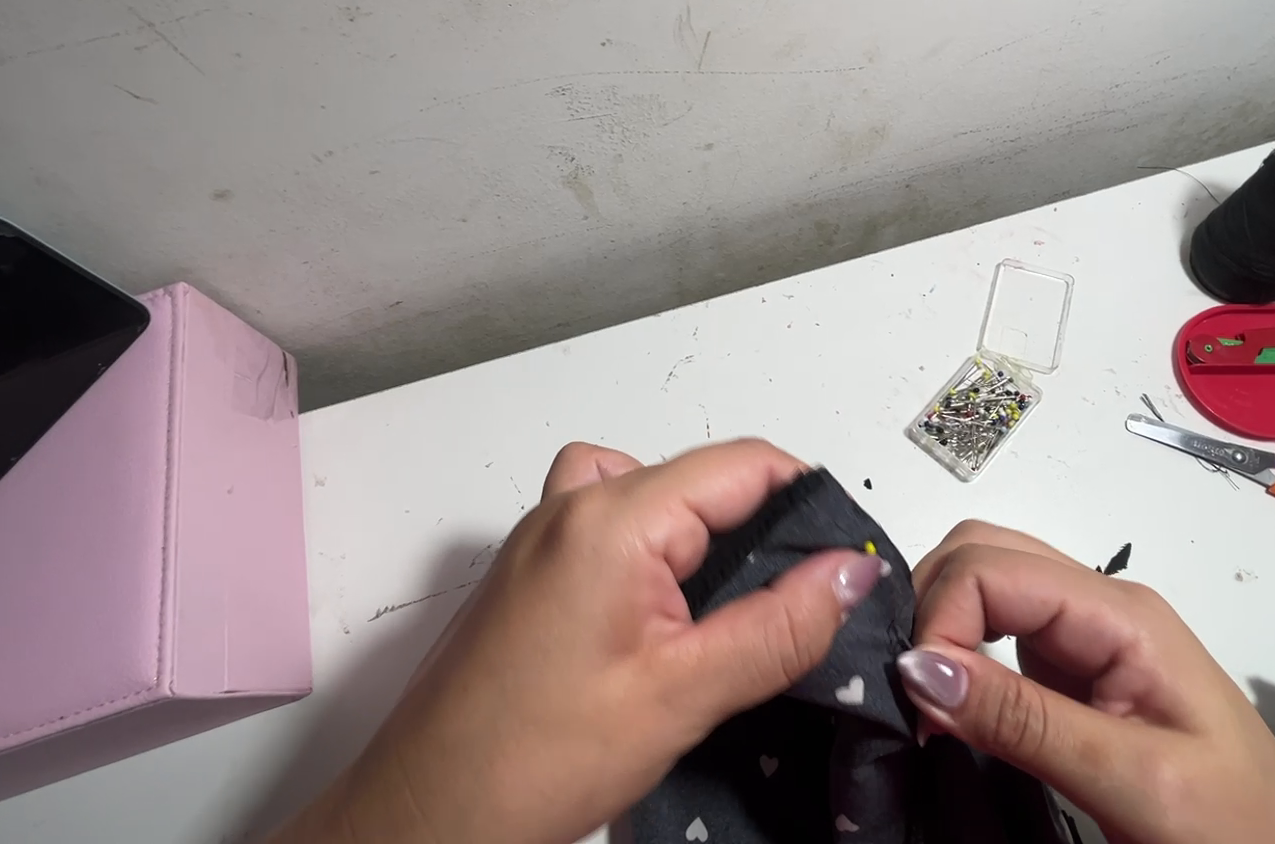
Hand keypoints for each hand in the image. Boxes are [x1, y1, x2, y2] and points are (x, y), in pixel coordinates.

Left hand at [272, 439, 882, 843]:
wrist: (421, 817)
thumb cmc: (536, 758)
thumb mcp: (681, 694)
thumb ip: (778, 627)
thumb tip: (853, 569)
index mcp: (614, 515)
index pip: (740, 465)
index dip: (804, 497)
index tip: (842, 552)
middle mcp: (576, 500)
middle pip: (700, 477)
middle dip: (761, 527)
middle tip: (798, 597)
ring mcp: (548, 526)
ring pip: (656, 490)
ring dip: (704, 532)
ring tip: (724, 603)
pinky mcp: (537, 558)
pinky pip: (612, 514)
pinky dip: (652, 539)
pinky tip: (657, 599)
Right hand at [895, 521, 1274, 843]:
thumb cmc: (1239, 832)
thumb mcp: (1135, 783)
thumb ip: (1022, 720)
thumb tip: (915, 667)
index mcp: (1117, 611)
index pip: (991, 568)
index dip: (940, 619)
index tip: (917, 699)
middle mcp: (1094, 599)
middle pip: (981, 551)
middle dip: (930, 604)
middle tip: (912, 686)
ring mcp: (1081, 627)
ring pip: (982, 578)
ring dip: (939, 620)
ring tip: (926, 691)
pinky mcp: (1067, 659)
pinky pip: (993, 622)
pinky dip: (955, 644)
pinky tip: (952, 693)